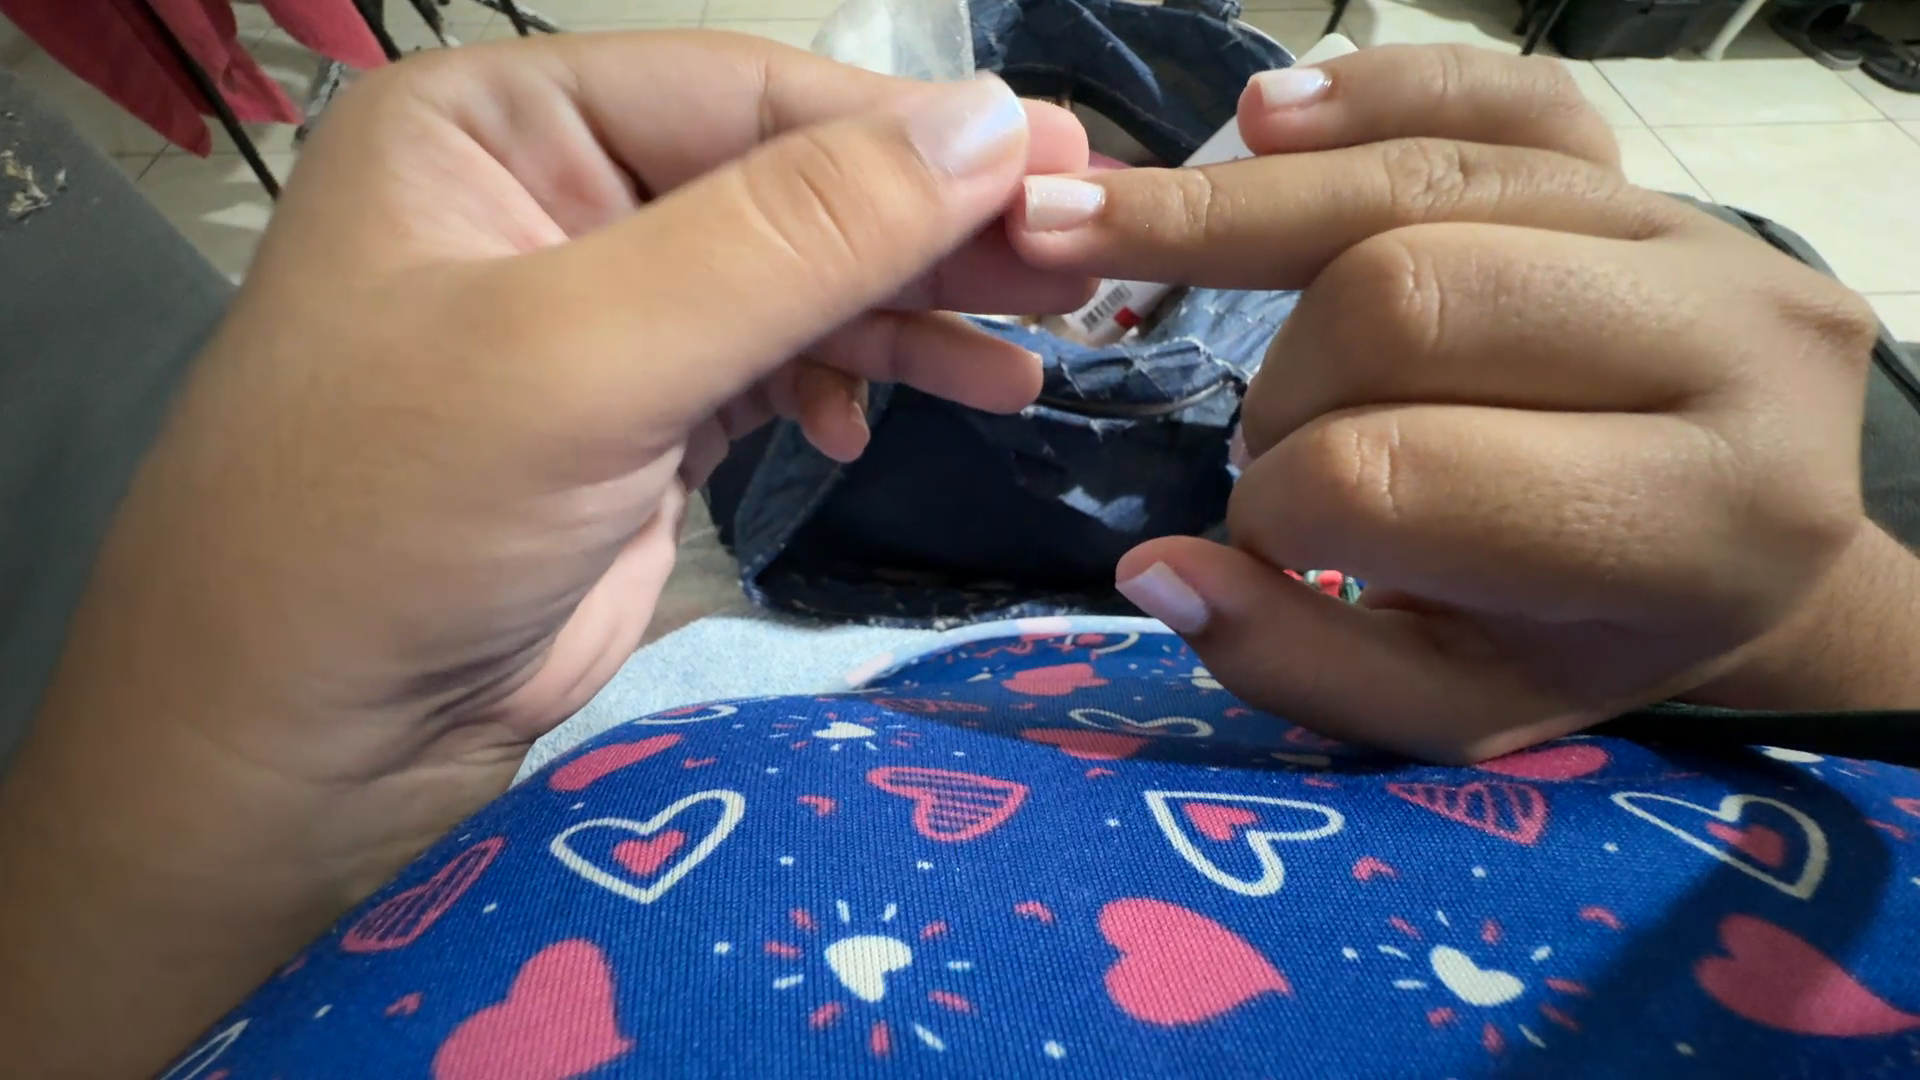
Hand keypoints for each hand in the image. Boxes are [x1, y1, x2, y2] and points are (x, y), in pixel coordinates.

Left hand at [0, 31, 1088, 1075]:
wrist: (325, 736)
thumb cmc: (404, 524)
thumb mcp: (596, 356)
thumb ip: (793, 239)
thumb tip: (981, 131)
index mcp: (515, 128)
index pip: (755, 98)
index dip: (915, 133)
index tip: (1055, 160)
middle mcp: (573, 204)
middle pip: (798, 191)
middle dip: (938, 227)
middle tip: (1076, 249)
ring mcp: (626, 317)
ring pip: (809, 288)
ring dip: (921, 316)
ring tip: (1038, 342)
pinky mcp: (665, 415)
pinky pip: (792, 370)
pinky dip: (860, 386)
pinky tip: (902, 417)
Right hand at [1012, 44, 1901, 761]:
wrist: (1734, 560)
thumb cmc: (1568, 647)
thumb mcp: (1429, 705)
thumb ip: (1287, 656)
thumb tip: (1148, 570)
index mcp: (1674, 522)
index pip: (1384, 471)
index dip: (1273, 512)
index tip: (1267, 547)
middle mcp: (1723, 341)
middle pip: (1391, 297)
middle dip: (1277, 389)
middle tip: (1270, 445)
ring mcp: (1688, 223)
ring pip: (1407, 185)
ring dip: (1240, 238)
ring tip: (1125, 241)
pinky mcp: (1643, 168)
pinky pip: (1490, 91)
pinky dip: (1357, 98)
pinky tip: (1259, 121)